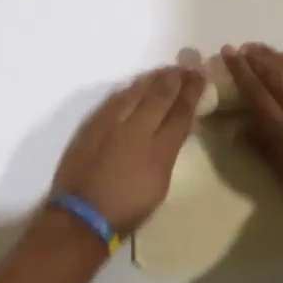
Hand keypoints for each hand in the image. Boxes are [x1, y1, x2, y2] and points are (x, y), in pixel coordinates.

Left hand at [50, 67, 205, 233]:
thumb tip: (176, 128)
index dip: (192, 93)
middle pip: (159, 95)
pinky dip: (128, 89)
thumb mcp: (159, 185)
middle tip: (186, 66)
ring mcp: (111, 124)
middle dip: (175, 78)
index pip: (180, 113)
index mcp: (159, 150)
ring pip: (135, 92)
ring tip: (164, 71)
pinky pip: (114, 99)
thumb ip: (168, 152)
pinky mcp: (92, 124)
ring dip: (152, 79)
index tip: (200, 77)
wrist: (81, 216)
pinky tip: (134, 85)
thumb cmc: (126, 211)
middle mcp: (137, 130)